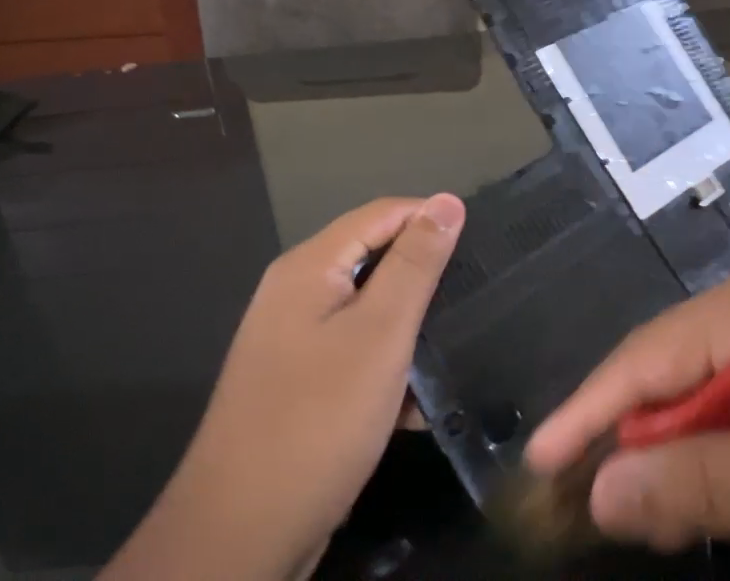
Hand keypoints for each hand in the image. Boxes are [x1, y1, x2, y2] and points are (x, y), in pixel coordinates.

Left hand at [104, 195, 464, 580]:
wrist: (244, 530)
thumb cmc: (320, 417)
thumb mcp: (381, 333)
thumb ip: (416, 264)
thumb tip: (446, 200)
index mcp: (308, 268)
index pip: (381, 213)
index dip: (432, 219)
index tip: (485, 244)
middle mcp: (295, 295)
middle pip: (373, 260)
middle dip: (426, 276)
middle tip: (480, 294)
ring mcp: (293, 343)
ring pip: (369, 313)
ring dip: (413, 328)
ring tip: (462, 343)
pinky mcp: (301, 386)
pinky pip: (356, 356)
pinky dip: (390, 368)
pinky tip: (424, 400)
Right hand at [523, 256, 729, 573]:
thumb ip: (709, 483)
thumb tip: (604, 488)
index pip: (651, 354)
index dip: (591, 412)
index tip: (539, 467)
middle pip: (684, 371)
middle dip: (644, 444)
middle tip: (607, 516)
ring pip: (729, 394)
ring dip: (700, 457)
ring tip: (671, 518)